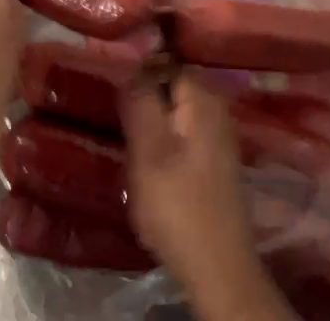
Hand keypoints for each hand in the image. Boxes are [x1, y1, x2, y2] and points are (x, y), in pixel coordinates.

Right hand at [122, 75, 263, 295]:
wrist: (217, 267)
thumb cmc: (177, 205)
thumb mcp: (148, 150)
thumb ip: (140, 101)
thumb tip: (132, 63)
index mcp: (203, 99)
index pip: (165, 61)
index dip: (137, 67)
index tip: (110, 80)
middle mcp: (217, 109)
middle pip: (172, 82)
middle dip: (144, 89)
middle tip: (113, 105)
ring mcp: (219, 135)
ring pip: (176, 107)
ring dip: (151, 112)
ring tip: (123, 125)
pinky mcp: (215, 159)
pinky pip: (183, 127)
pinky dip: (163, 131)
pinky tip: (146, 151)